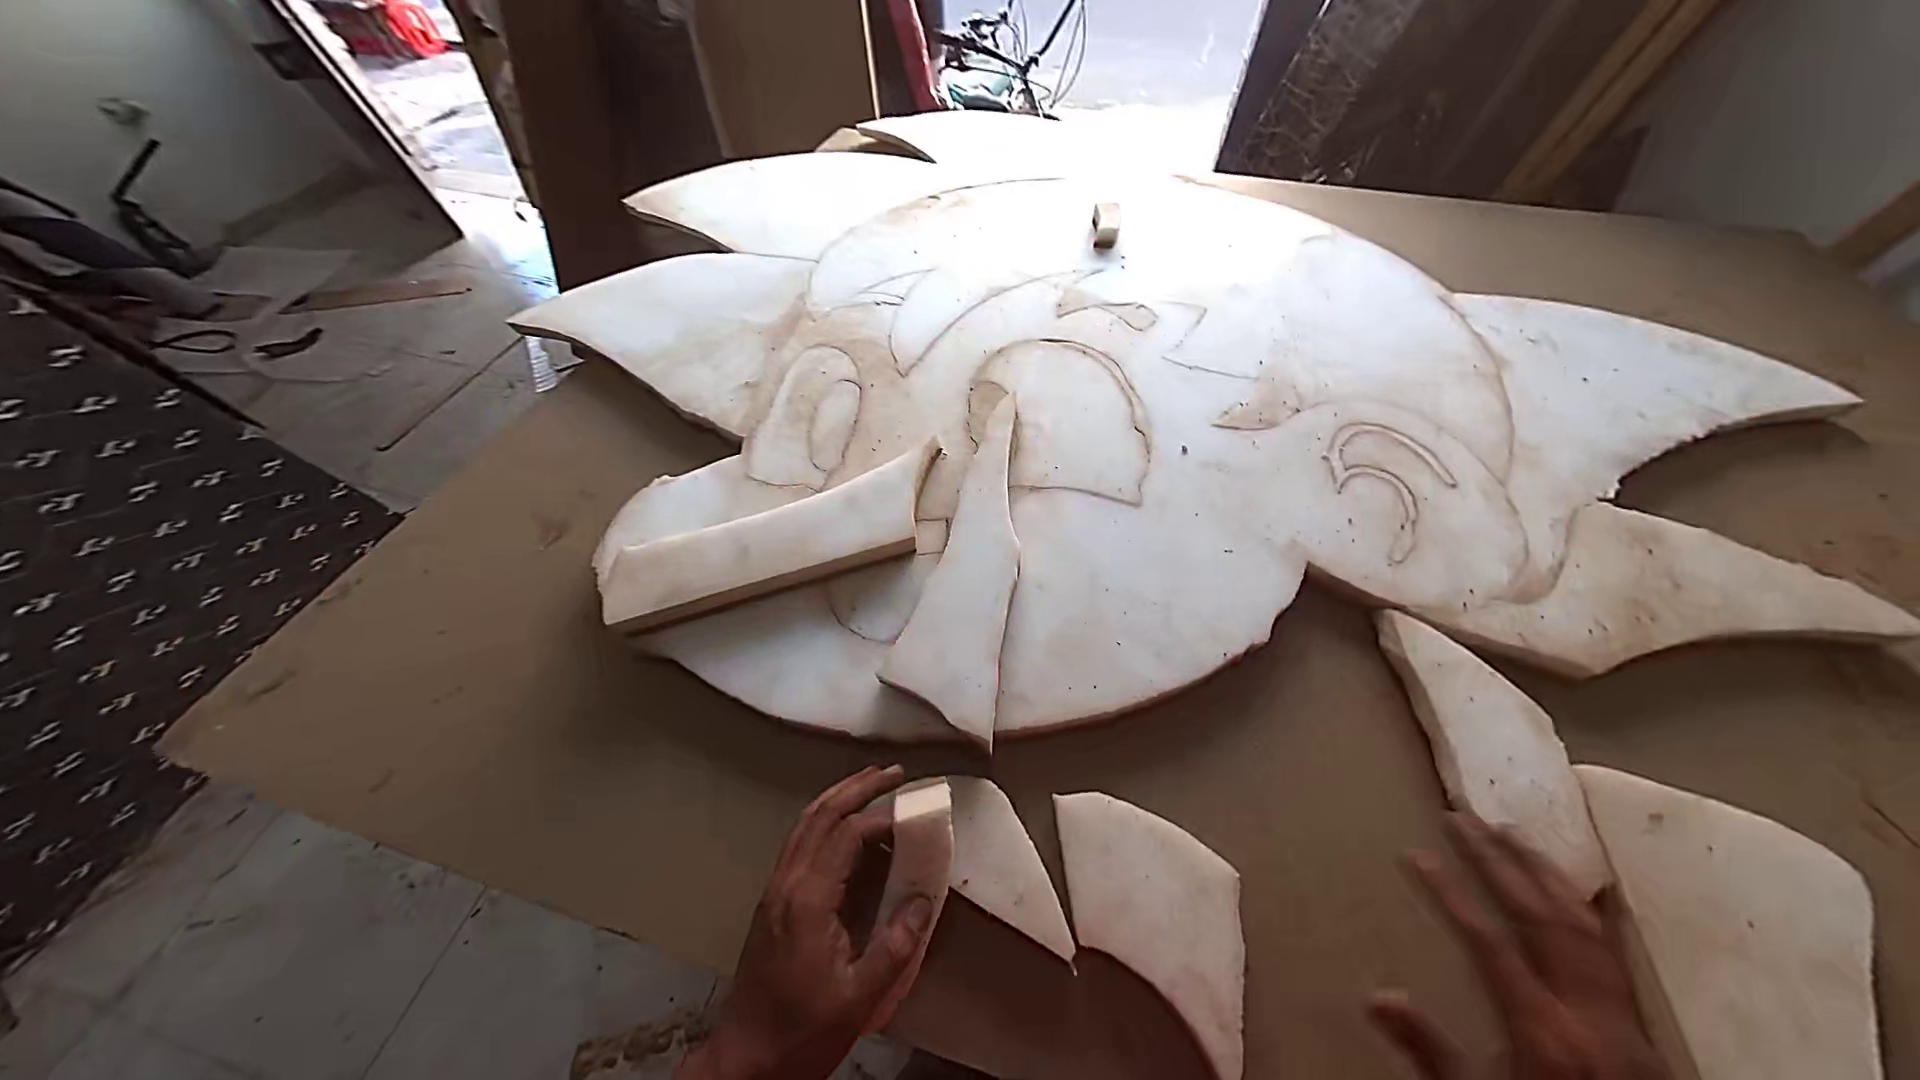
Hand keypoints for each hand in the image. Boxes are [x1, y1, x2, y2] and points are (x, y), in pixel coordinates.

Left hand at [679, 765, 935, 1079]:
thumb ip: (895, 946)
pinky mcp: (773, 897)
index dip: (881, 817)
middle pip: (821, 814)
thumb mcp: (858, 998)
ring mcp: (775, 887)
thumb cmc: (802, 1032)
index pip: (846, 835)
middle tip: (894, 772)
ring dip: (839, 795)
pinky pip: (800, 839)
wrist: (744, 1061)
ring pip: (806, 822)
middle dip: (858, 787)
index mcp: (808, 899)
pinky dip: (825, 817)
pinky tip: (843, 821)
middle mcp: (787, 882)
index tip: (913, 812)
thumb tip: (925, 898)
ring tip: (871, 780)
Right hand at [1369, 813, 1669, 1079]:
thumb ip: (1430, 1048)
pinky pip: (1615, 954)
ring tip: (1511, 831)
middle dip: (1497, 863)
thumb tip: (1375, 997)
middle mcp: (1587, 1013)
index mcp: (1543, 1028)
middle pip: (1539, 920)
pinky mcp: (1640, 1025)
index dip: (1450, 894)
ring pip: (1583, 928)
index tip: (1416, 854)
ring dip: (1543, 873)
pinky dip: (1596, 914)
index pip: (1489, 943)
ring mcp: (1621, 1017)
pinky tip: (1582, 884)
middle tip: (1462, 818)